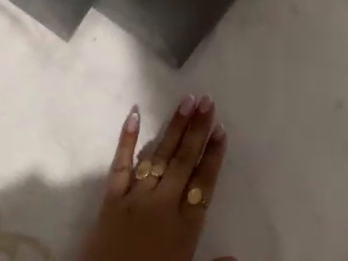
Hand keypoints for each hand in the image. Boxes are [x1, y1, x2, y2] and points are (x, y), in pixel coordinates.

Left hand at [78, 96, 231, 260]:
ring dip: (174, 128)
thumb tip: (237, 255)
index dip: (213, 156)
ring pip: (159, 156)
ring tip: (186, 102)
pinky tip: (134, 114)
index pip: (203, 183)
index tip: (221, 129)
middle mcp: (163, 205)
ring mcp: (136, 198)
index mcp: (185, 227)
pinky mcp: (111, 198)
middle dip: (197, 130)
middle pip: (184, 162)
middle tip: (207, 101)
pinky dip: (127, 139)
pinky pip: (120, 164)